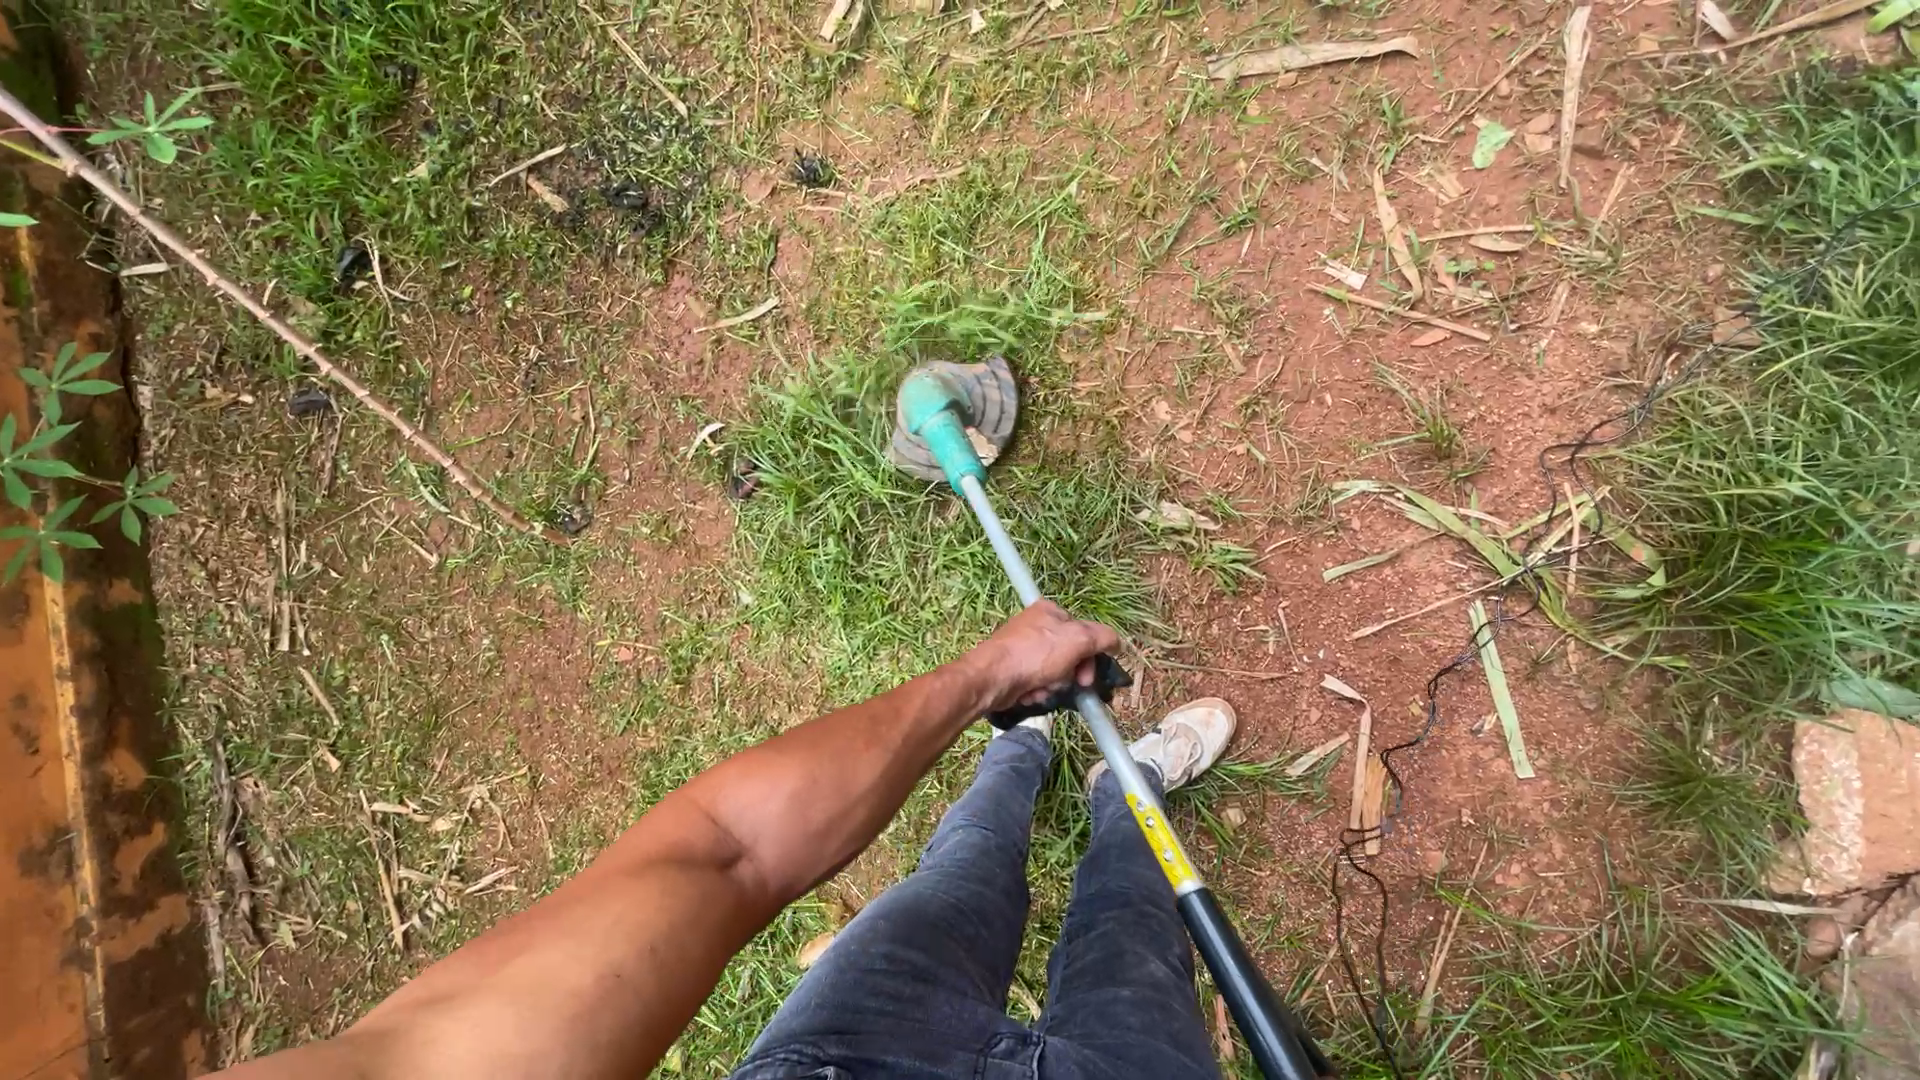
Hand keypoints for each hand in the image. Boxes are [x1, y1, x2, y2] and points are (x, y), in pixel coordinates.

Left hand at [961, 601, 1121, 714]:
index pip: (1085, 631)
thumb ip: (1102, 637)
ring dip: (1055, 685)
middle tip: (1071, 685)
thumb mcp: (1077, 640)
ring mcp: (1024, 647)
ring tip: (1043, 688)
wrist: (992, 678)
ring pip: (1055, 672)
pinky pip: (1038, 682)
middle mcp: (1036, 625)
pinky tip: (1031, 693)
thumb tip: (1116, 642)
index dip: (1091, 654)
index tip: (1089, 674)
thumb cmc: (1035, 654)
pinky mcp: (1014, 668)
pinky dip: (1038, 691)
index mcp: (1050, 611)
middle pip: (1071, 654)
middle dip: (1071, 674)